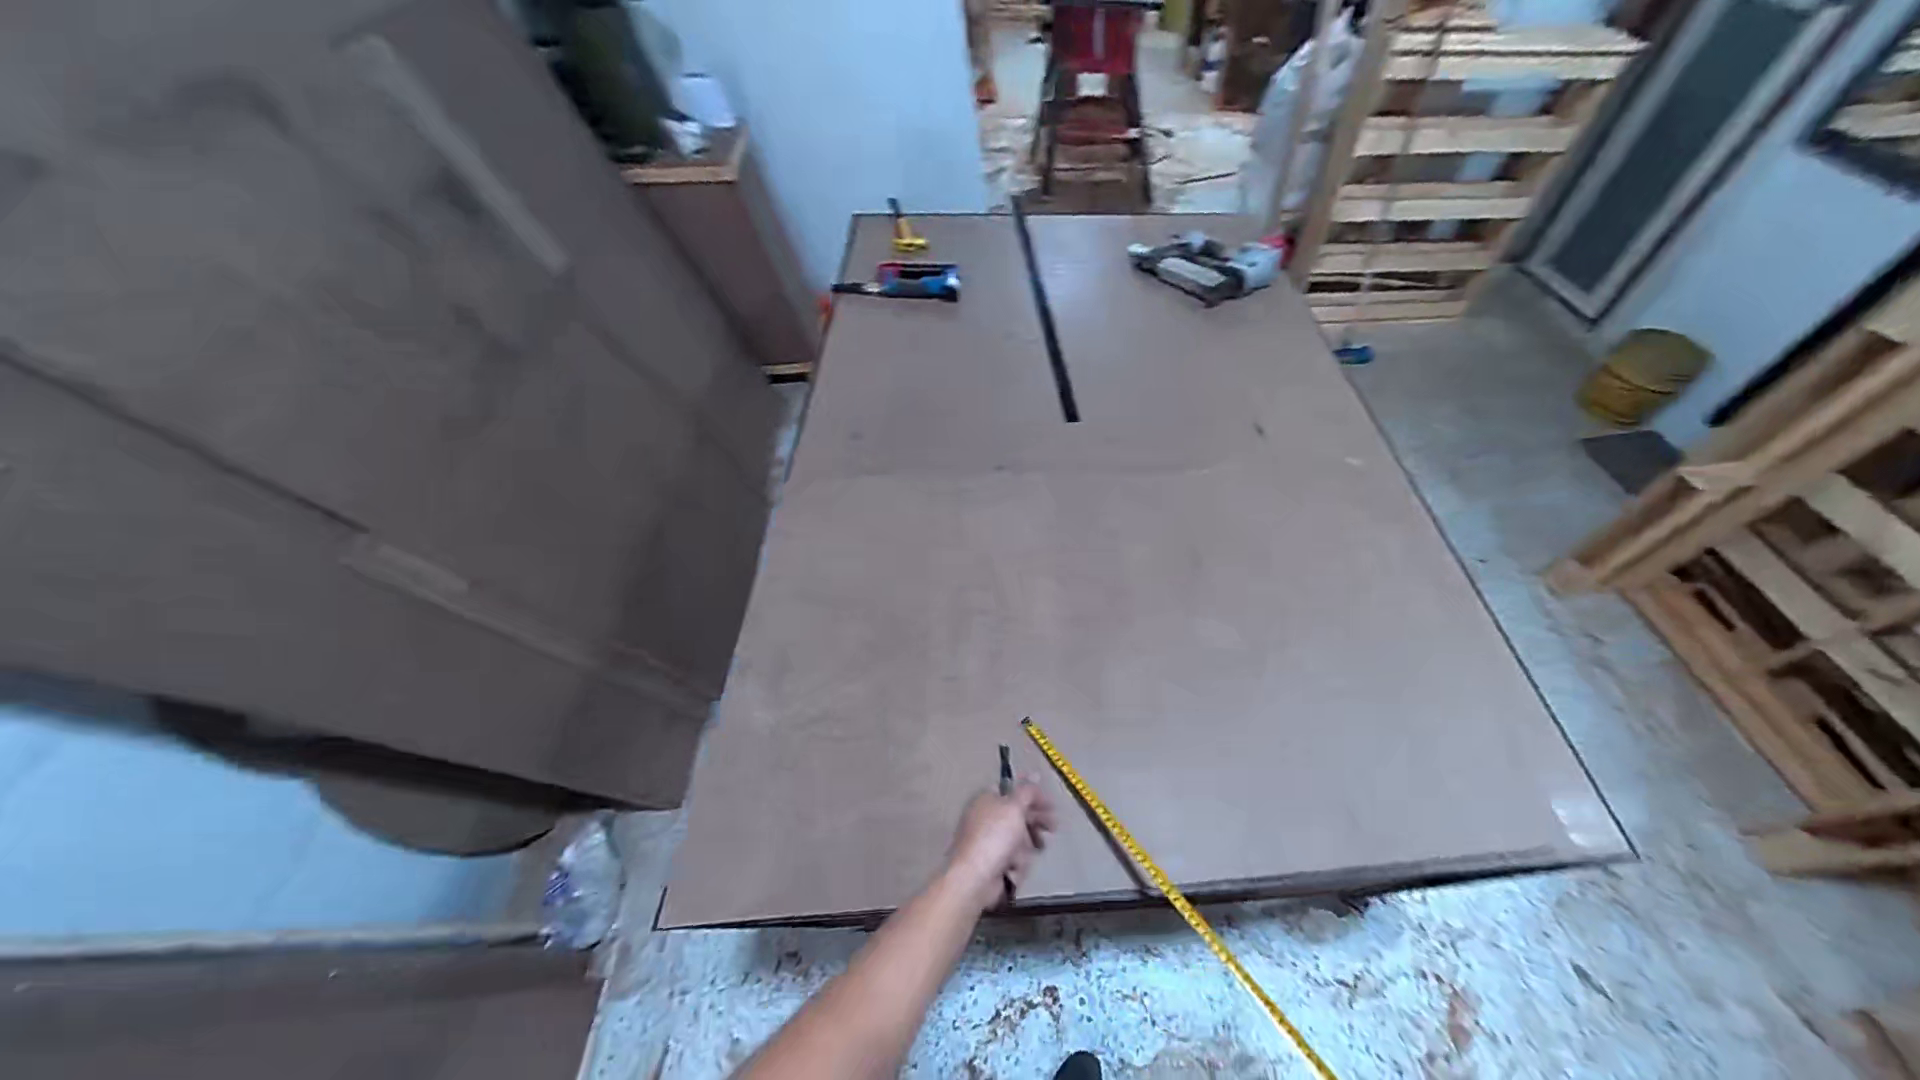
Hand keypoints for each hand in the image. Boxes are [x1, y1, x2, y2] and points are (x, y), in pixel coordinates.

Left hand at [943, 778, 1057, 911]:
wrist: (975, 878)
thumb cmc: (994, 837)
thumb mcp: (1014, 807)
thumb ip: (1027, 791)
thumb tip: (1035, 774)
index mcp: (987, 799)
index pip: (1014, 791)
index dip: (1033, 797)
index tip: (1050, 805)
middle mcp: (986, 818)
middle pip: (1018, 815)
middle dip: (1036, 823)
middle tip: (1052, 828)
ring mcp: (989, 841)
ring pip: (1018, 840)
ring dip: (1026, 848)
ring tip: (1030, 852)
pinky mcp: (992, 863)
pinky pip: (1013, 859)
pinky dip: (1016, 864)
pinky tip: (1013, 869)